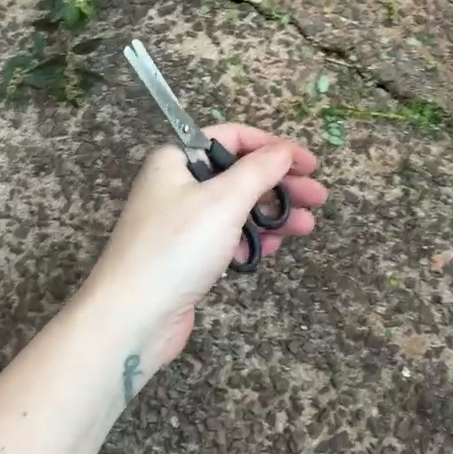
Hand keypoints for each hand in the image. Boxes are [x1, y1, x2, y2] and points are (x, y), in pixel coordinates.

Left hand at [78, 124, 325, 371]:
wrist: (134, 315)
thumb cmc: (177, 247)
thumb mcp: (223, 201)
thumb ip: (258, 170)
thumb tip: (283, 149)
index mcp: (176, 161)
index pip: (231, 138)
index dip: (272, 146)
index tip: (308, 163)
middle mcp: (175, 185)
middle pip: (237, 174)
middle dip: (279, 184)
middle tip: (318, 197)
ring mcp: (180, 222)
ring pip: (235, 208)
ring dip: (271, 214)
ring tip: (307, 226)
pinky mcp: (186, 255)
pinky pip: (226, 237)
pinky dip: (250, 239)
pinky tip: (273, 248)